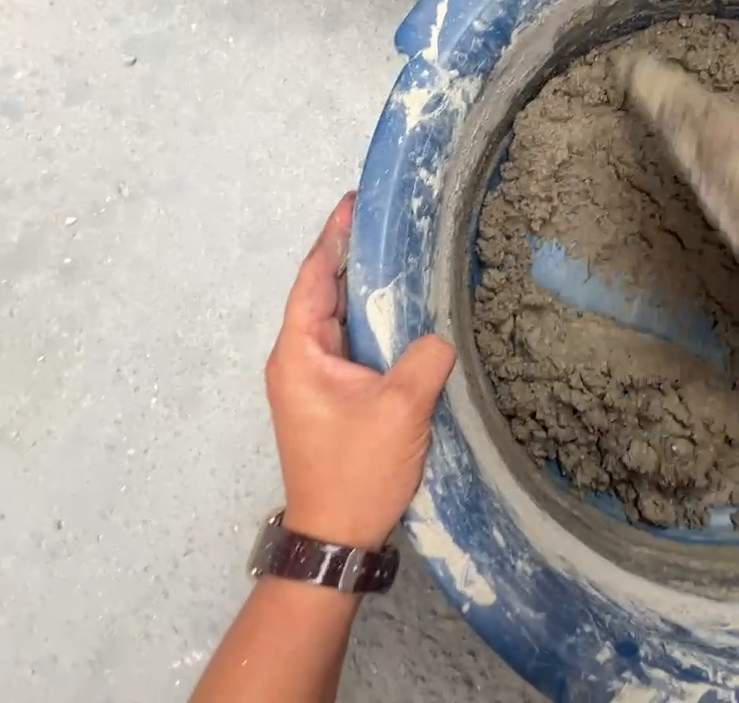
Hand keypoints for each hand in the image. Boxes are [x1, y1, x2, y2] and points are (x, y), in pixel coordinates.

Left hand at [266, 192, 457, 547]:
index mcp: (300, 353)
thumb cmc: (358, 470)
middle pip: (323, 291)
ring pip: (339, 317)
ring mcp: (314, 378)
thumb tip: (440, 335)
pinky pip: (352, 341)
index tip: (354, 201)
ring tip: (398, 252)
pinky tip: (402, 308)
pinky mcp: (333, 394)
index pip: (314, 279)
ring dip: (363, 285)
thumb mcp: (400, 408)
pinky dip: (372, 317)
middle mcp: (299, 359)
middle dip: (351, 252)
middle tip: (386, 219)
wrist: (336, 536)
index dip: (334, 237)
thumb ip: (425, 356)